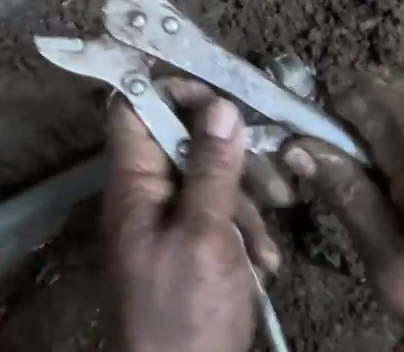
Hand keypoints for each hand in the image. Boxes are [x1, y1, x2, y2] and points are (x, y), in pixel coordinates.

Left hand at [103, 88, 275, 351]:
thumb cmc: (185, 312)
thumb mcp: (204, 236)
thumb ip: (211, 169)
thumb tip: (220, 105)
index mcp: (132, 182)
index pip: (132, 108)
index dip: (168, 90)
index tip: (217, 93)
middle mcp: (143, 193)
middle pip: (180, 141)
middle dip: (228, 153)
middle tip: (271, 176)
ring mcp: (164, 221)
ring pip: (205, 179)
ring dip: (245, 201)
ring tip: (270, 241)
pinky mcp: (187, 248)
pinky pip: (214, 218)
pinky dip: (243, 233)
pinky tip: (266, 264)